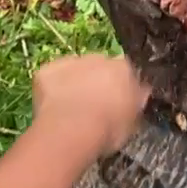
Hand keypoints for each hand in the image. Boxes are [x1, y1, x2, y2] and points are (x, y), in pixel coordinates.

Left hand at [30, 56, 150, 157]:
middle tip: (91, 108)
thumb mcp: (132, 120)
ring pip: (73, 71)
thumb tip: (139, 92)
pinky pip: (50, 78)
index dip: (119, 87)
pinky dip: (50, 89)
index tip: (115, 103)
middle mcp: (98, 58)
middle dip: (95, 82)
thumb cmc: (108, 129)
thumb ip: (135, 101)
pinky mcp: (47, 70)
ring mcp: (71, 62)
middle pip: (98, 67)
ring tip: (69, 112)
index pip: (124, 72)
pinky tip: (51, 108)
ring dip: (73, 84)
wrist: (72, 129)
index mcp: (123, 68)